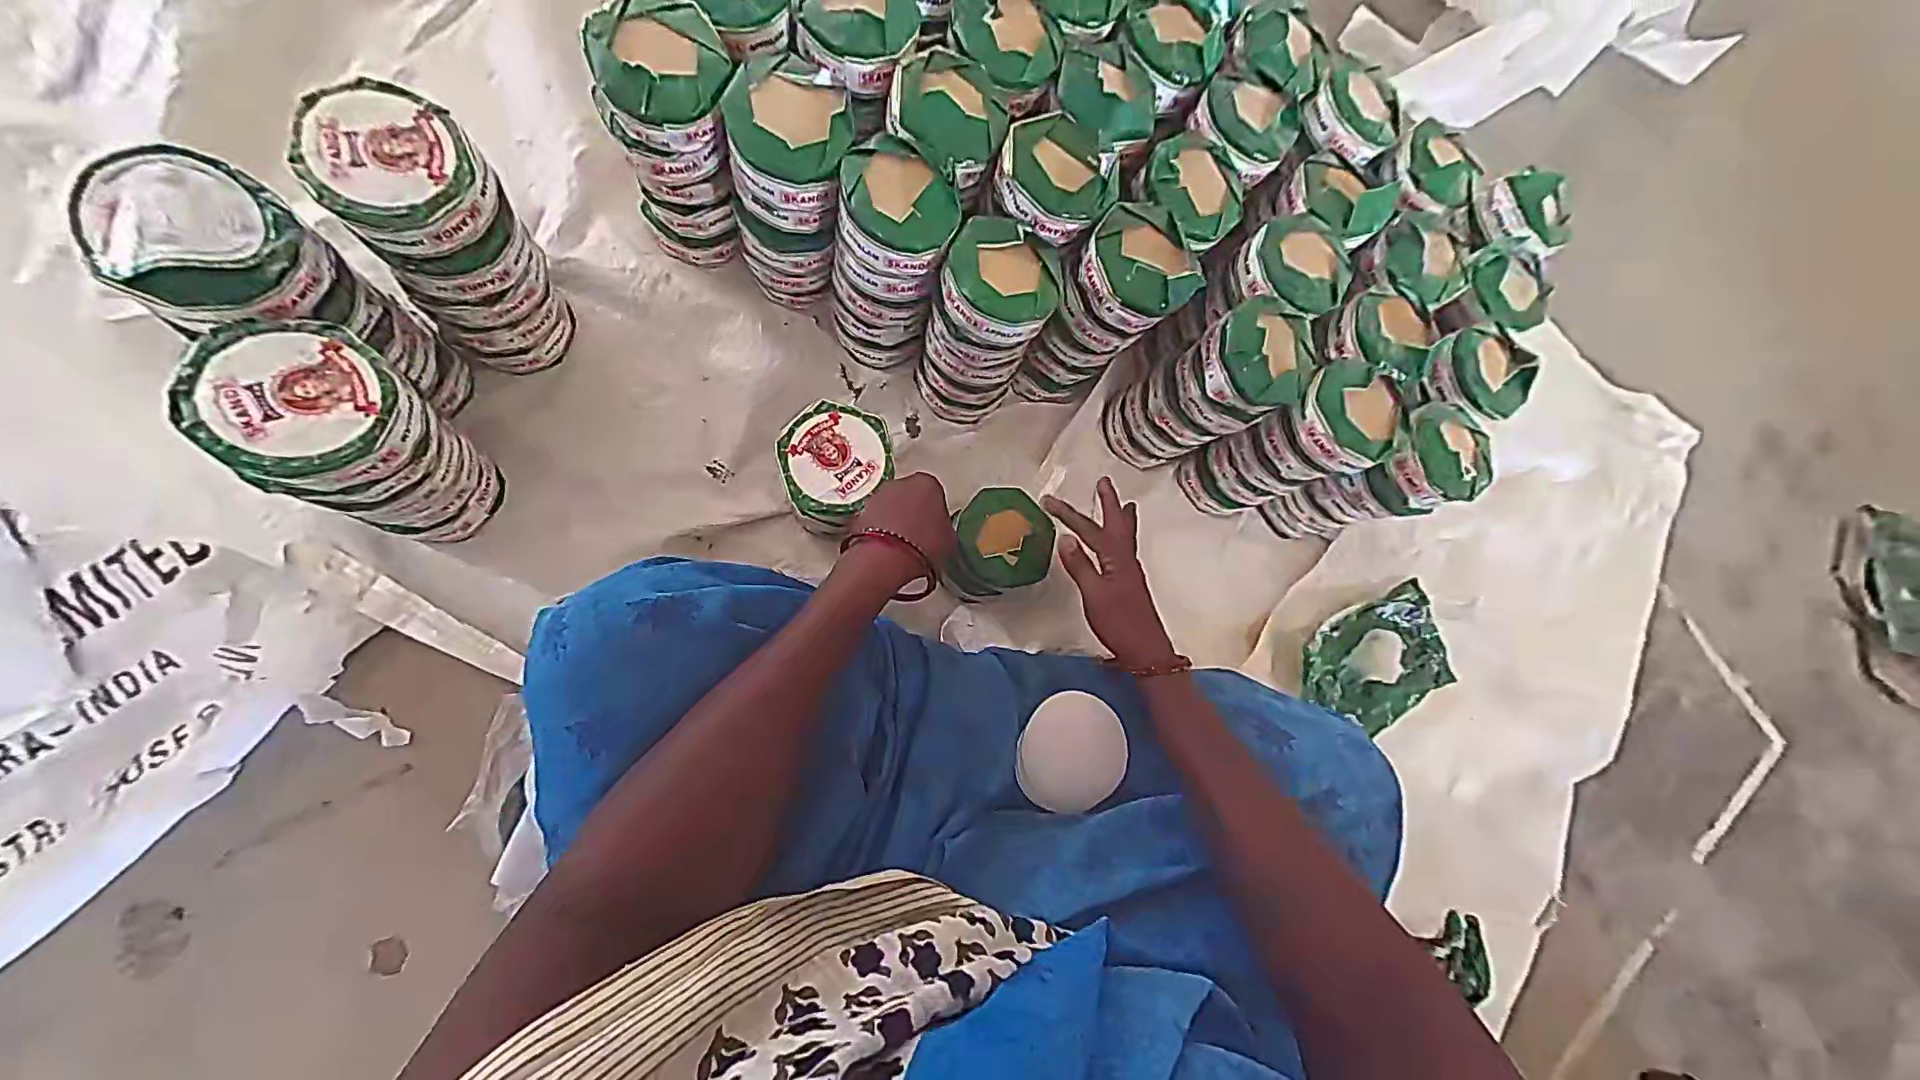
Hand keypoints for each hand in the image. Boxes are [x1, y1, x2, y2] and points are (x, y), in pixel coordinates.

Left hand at [841, 473, 956, 590]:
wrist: (886, 559)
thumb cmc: (924, 546)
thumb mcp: (949, 539)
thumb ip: (944, 528)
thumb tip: (939, 532)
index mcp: (927, 483)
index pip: (934, 493)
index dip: (935, 512)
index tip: (936, 528)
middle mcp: (899, 483)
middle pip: (908, 495)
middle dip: (912, 512)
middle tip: (918, 537)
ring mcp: (876, 497)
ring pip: (888, 507)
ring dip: (893, 521)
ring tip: (901, 547)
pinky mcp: (858, 514)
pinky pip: (873, 521)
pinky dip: (878, 531)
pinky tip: (885, 550)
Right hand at [1043, 477, 1179, 668]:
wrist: (1145, 650)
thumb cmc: (1119, 623)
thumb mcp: (1094, 594)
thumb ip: (1080, 566)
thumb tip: (1065, 538)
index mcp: (1116, 559)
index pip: (1090, 530)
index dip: (1069, 515)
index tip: (1049, 502)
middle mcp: (1126, 560)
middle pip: (1117, 525)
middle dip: (1108, 503)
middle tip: (1104, 483)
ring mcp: (1130, 571)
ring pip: (1125, 536)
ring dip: (1120, 517)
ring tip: (1122, 503)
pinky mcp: (1129, 582)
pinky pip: (1124, 548)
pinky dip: (1120, 536)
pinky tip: (1117, 542)